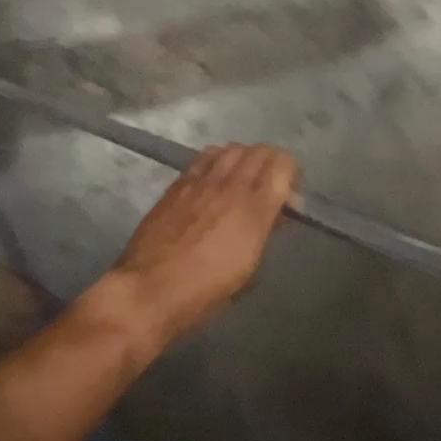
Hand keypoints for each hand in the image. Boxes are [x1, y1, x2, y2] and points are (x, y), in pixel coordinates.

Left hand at [89, 144, 298, 350]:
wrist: (149, 289)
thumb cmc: (204, 292)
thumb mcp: (248, 271)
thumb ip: (264, 233)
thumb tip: (274, 213)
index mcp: (253, 210)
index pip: (282, 165)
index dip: (291, 173)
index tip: (289, 194)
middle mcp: (229, 186)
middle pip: (259, 151)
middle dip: (272, 163)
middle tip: (270, 185)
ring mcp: (201, 180)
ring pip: (232, 148)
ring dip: (245, 158)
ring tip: (243, 179)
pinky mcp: (178, 182)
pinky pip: (205, 156)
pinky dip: (218, 159)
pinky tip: (215, 178)